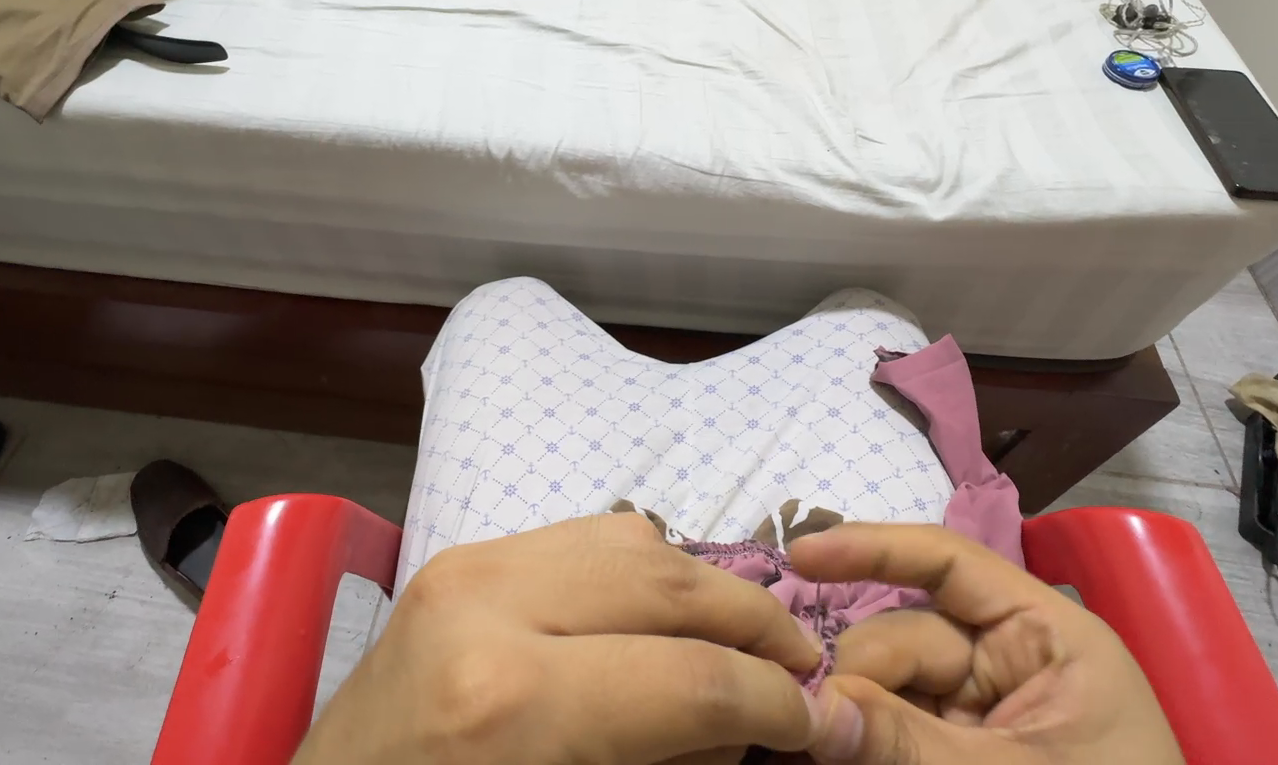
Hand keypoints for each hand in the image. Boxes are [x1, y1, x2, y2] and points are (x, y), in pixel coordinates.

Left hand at [297, 513, 835, 764]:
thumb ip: (677, 761)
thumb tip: (762, 721)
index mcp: (509, 703)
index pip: (685, 677)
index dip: (771, 700)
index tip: (818, 718)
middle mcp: (488, 604)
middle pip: (664, 581)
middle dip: (749, 622)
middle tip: (797, 663)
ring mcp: (466, 563)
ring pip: (628, 539)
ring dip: (698, 583)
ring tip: (736, 632)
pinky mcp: (459, 554)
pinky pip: (578, 537)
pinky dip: (639, 566)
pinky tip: (658, 609)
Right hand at [786, 524, 1183, 764]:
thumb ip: (907, 743)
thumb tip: (809, 705)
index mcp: (1046, 638)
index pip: (947, 562)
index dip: (871, 548)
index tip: (800, 555)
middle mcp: (1010, 660)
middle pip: (905, 635)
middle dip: (861, 677)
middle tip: (815, 724)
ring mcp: (983, 710)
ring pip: (891, 684)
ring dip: (857, 717)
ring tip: (822, 747)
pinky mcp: (962, 752)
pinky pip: (897, 727)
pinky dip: (867, 740)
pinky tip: (835, 749)